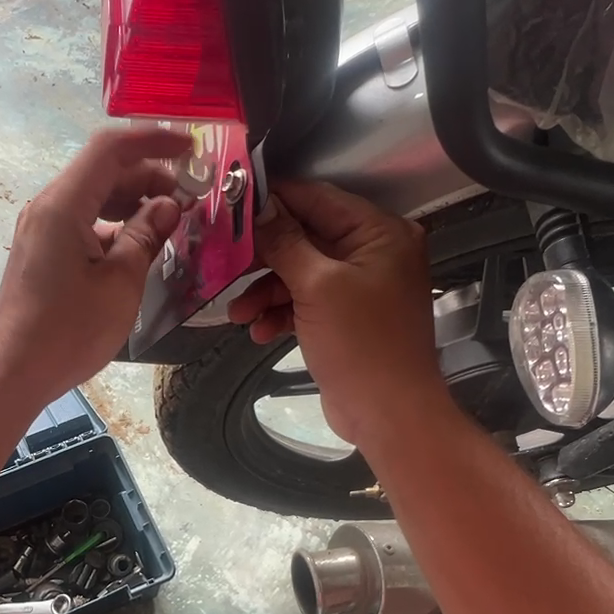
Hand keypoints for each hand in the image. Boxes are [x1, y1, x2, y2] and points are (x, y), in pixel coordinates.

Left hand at [0, 127, 191, 401]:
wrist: (15, 373)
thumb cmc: (69, 331)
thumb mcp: (121, 284)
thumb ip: (146, 236)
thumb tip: (168, 206)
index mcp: (63, 204)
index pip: (110, 149)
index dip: (153, 140)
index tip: (191, 147)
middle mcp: (47, 208)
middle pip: (101, 172)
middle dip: (147, 176)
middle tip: (189, 196)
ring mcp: (40, 232)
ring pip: (91, 199)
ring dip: (131, 202)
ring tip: (169, 222)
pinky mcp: (41, 254)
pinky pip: (81, 224)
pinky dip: (112, 226)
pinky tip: (137, 248)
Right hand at [228, 180, 444, 445]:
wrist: (388, 413)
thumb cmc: (362, 344)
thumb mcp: (318, 286)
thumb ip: (286, 243)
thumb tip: (260, 207)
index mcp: (379, 233)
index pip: (318, 199)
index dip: (274, 202)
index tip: (231, 206)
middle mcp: (373, 253)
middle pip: (305, 239)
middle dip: (264, 260)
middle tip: (226, 267)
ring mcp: (359, 287)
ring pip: (300, 275)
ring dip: (266, 293)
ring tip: (240, 315)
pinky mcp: (345, 318)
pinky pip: (306, 303)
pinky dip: (281, 314)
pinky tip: (261, 332)